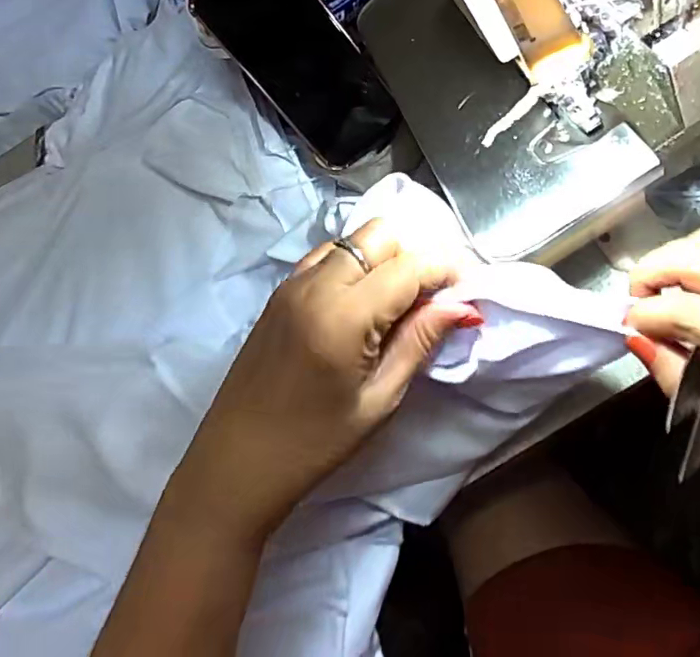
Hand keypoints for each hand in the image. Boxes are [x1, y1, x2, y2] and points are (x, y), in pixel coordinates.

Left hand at [176, 219, 481, 537]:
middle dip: (413, 257)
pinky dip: (354, 263)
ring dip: (384, 257)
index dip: (445, 271)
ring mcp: (292, 283)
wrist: (234, 465)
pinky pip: (328, 254)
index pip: (410, 266)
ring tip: (396, 302)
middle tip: (429, 298)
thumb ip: (420, 341)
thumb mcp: (379, 399)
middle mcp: (316, 284)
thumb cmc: (314, 443)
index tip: (465, 291)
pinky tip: (360, 302)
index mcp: (343, 314)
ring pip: (354, 239)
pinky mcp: (280, 291)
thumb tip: (464, 306)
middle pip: (380, 235)